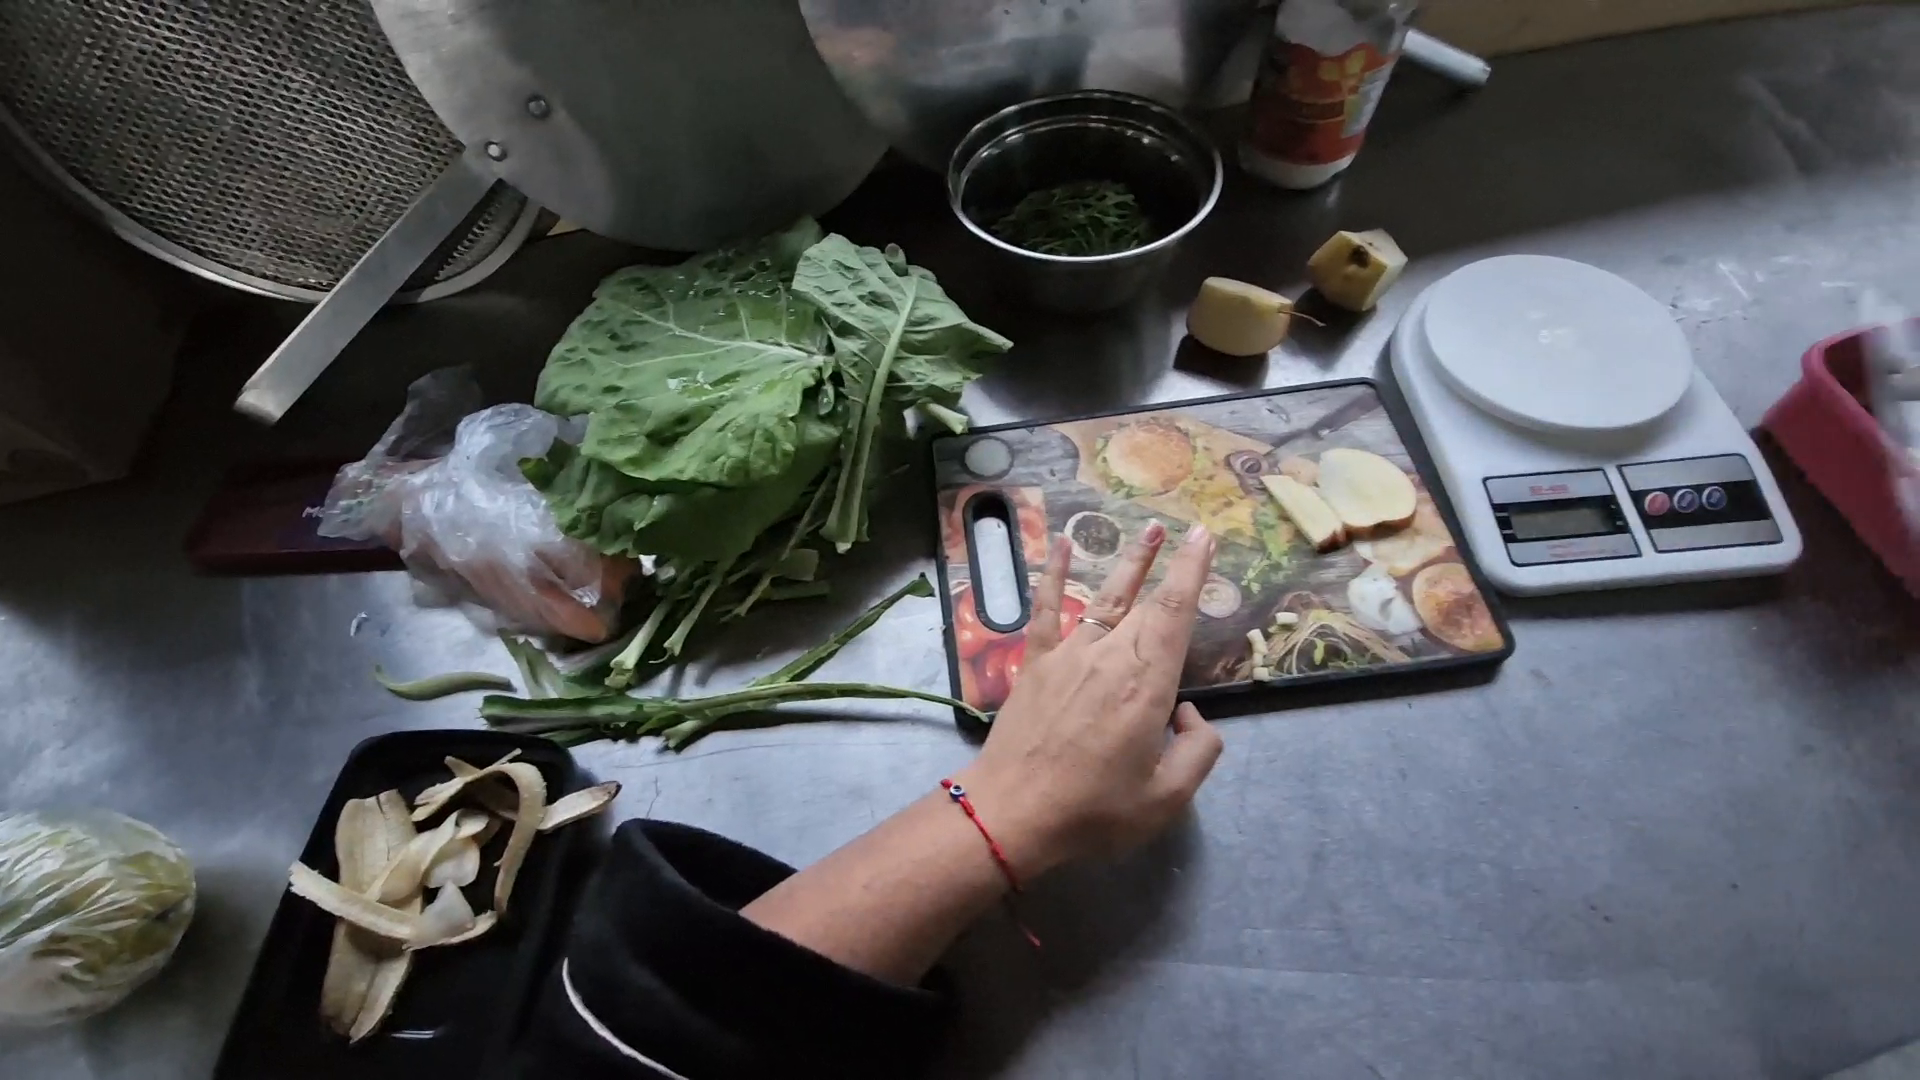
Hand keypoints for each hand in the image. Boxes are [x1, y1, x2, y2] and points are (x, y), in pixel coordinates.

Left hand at [954, 521, 1224, 880]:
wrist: (1013, 811)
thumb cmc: (1094, 810)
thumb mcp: (1168, 797)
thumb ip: (1198, 750)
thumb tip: (1189, 712)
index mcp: (1147, 684)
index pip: (1176, 614)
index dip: (1193, 572)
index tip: (1206, 538)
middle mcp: (1110, 656)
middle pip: (1148, 602)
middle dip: (1172, 563)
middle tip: (1190, 529)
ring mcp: (1069, 654)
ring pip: (1106, 597)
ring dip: (1130, 562)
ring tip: (1148, 529)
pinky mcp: (1036, 662)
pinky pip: (1047, 608)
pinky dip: (1055, 574)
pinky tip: (1063, 545)